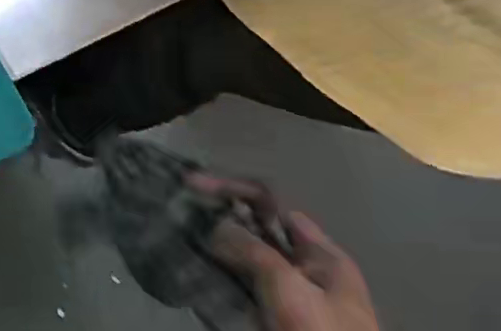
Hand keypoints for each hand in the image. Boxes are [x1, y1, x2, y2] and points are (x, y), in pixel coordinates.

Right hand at [194, 175, 379, 330]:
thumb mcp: (286, 286)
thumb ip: (247, 245)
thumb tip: (215, 225)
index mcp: (322, 257)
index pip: (271, 202)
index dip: (231, 188)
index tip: (191, 184)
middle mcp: (306, 271)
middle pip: (255, 230)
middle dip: (219, 219)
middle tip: (181, 213)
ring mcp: (289, 299)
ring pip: (243, 260)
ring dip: (213, 250)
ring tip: (179, 241)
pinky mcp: (272, 322)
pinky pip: (238, 289)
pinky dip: (215, 279)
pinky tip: (191, 273)